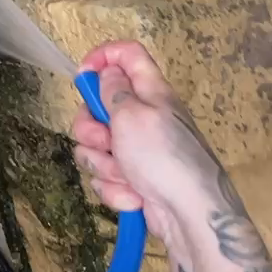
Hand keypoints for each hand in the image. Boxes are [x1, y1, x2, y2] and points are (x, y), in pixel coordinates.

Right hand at [70, 41, 230, 259]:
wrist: (189, 216)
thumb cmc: (164, 159)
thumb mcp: (134, 116)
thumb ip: (114, 90)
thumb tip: (106, 72)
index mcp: (151, 94)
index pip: (128, 55)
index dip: (102, 57)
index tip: (82, 75)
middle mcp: (142, 117)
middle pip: (97, 106)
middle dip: (89, 127)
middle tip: (104, 141)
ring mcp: (136, 149)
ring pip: (94, 144)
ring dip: (102, 163)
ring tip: (124, 175)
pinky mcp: (131, 177)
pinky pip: (103, 174)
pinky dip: (113, 187)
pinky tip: (133, 195)